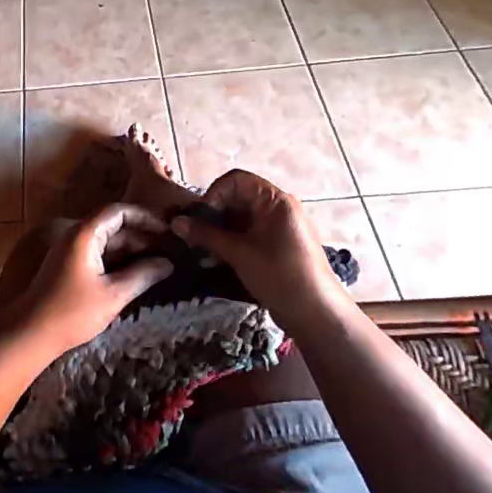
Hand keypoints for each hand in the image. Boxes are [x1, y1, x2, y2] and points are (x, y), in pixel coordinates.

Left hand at [11, 203, 172, 354]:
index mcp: (85, 234)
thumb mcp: (114, 294)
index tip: (168, 228)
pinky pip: (99, 255)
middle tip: (170, 247)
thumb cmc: (72, 312)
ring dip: (133, 250)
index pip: (119, 211)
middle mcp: (77, 237)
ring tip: (160, 262)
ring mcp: (71, 252)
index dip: (146, 217)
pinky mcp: (70, 268)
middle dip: (142, 235)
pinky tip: (138, 275)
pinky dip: (119, 261)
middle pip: (114, 225)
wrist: (29, 334)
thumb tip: (168, 264)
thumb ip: (143, 275)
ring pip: (108, 242)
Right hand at [169, 170, 342, 321]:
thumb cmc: (279, 275)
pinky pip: (249, 234)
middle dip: (214, 216)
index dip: (214, 194)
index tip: (200, 218)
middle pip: (237, 198)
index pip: (236, 180)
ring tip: (203, 253)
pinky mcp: (277, 245)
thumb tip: (176, 222)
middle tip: (195, 239)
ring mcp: (279, 226)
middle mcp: (278, 207)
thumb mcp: (239, 253)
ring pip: (241, 218)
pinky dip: (232, 242)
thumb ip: (206, 235)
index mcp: (275, 200)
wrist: (315, 312)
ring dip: (220, 232)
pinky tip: (216, 260)